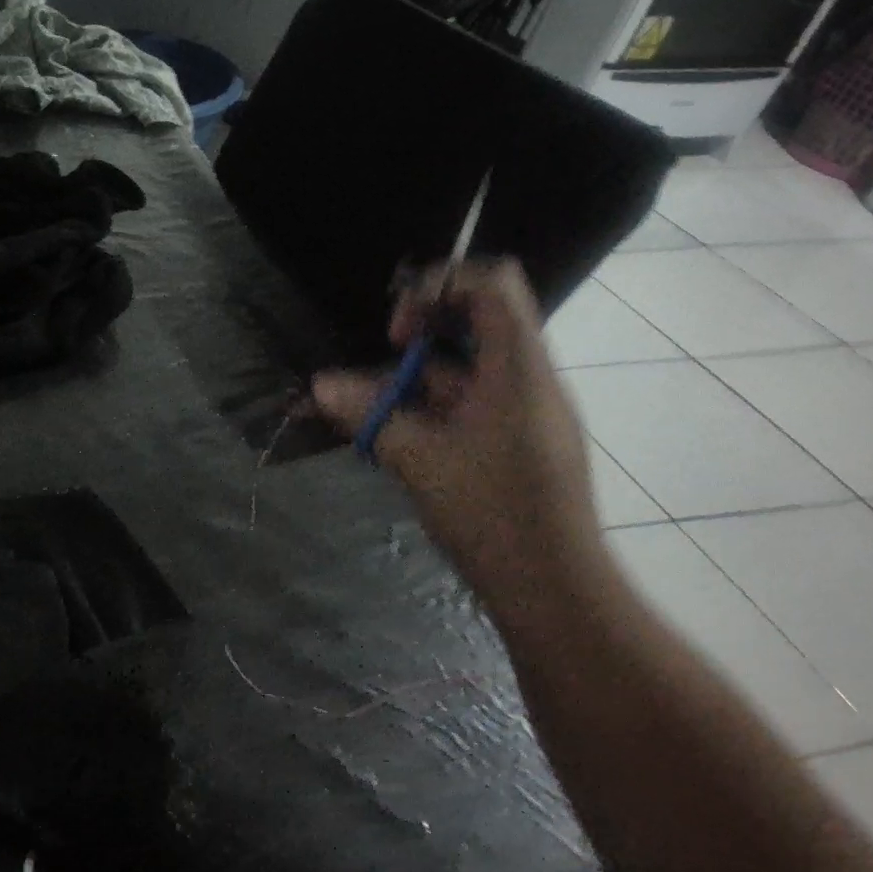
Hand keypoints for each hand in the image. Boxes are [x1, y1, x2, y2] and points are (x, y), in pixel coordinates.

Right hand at [311, 260, 603, 609]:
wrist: (553, 587)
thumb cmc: (491, 512)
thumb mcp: (418, 458)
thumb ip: (369, 414)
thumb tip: (319, 385)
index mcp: (518, 369)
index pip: (492, 284)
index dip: (438, 288)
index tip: (398, 335)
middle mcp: (529, 379)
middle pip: (475, 324)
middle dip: (415, 339)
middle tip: (376, 369)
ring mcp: (525, 412)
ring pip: (464, 371)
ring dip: (412, 384)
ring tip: (367, 418)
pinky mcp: (517, 443)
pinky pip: (469, 405)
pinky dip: (428, 411)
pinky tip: (394, 442)